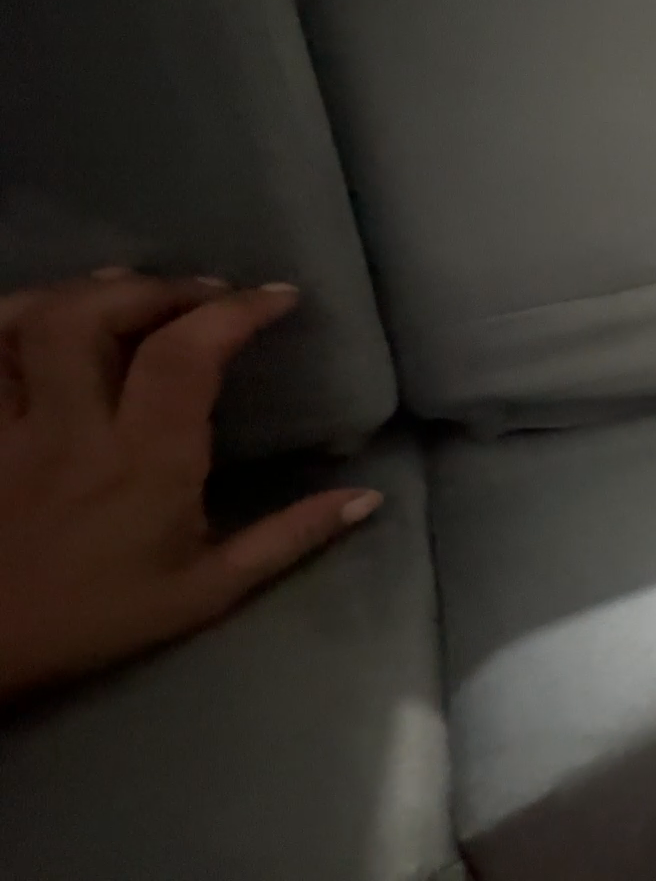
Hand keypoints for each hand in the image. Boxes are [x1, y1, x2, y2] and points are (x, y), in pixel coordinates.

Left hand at [0, 269, 382, 701]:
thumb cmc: (89, 620)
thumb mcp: (208, 591)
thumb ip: (291, 538)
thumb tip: (369, 497)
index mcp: (143, 462)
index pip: (182, 358)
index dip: (232, 312)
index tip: (280, 296)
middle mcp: (65, 431)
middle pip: (91, 320)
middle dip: (157, 288)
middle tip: (206, 291)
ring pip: (15, 324)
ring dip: (80, 291)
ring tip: (128, 286)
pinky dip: (9, 318)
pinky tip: (47, 314)